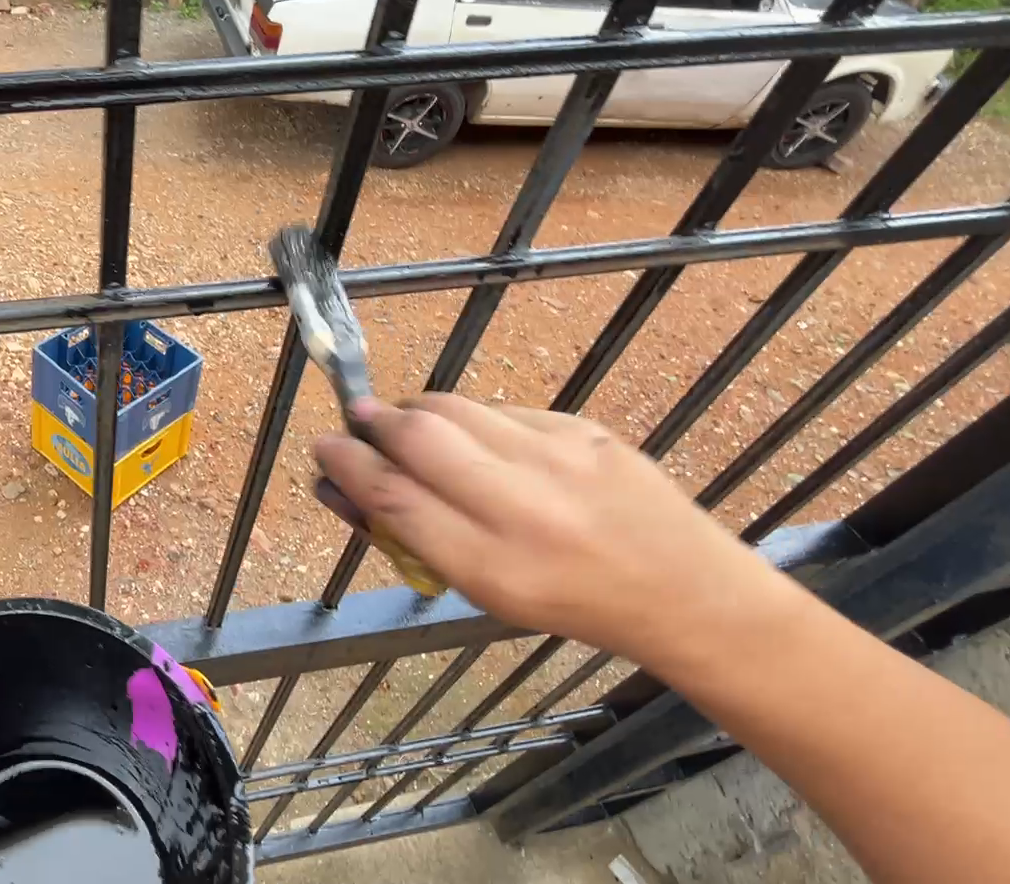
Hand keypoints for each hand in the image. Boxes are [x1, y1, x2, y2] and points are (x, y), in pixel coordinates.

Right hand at [313, 394, 805, 669]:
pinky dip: (470, 420)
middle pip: (418, 437)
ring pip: (453, 408)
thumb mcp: (480, 590)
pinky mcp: (583, 427)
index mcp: (492, 568)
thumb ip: (406, 534)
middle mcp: (524, 508)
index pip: (393, 498)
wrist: (685, 591)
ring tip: (410, 426)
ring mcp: (559, 458)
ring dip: (415, 412)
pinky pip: (498, 409)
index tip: (324, 447)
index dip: (346, 464)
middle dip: (373, 421)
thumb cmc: (565, 601)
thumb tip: (337, 484)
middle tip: (359, 421)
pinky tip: (479, 442)